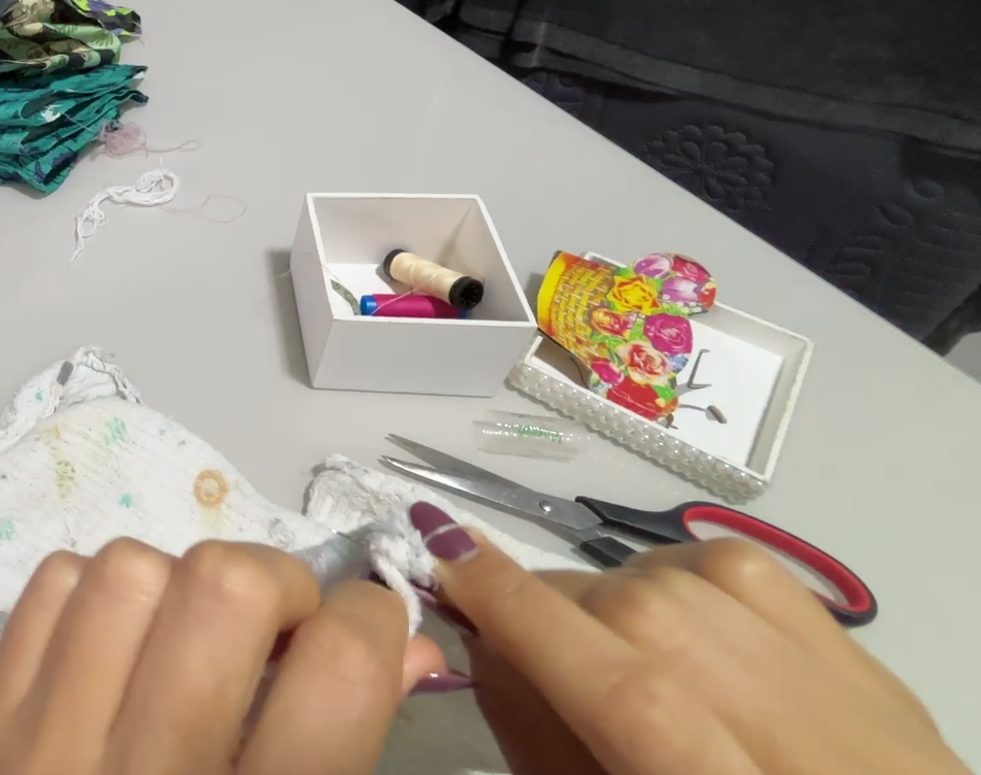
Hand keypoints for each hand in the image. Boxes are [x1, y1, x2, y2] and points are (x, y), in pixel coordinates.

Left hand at [0, 538, 445, 774]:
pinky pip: (54, 585)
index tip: (366, 613)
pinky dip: (97, 591)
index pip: (336, 675)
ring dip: (177, 580)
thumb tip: (397, 639)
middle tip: (277, 620)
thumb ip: (346, 747)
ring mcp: (47, 743)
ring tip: (188, 629)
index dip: (370, 618)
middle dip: (272, 579)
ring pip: (130, 568)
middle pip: (221, 588)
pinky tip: (114, 640)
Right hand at [411, 502, 969, 774]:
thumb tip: (483, 625)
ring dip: (602, 597)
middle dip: (549, 611)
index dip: (522, 612)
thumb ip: (528, 725)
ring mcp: (846, 687)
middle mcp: (811, 744)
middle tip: (528, 643)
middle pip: (634, 619)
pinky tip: (665, 614)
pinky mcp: (853, 641)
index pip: (627, 695)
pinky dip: (662, 572)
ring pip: (664, 579)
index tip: (438, 546)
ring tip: (609, 645)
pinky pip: (719, 561)